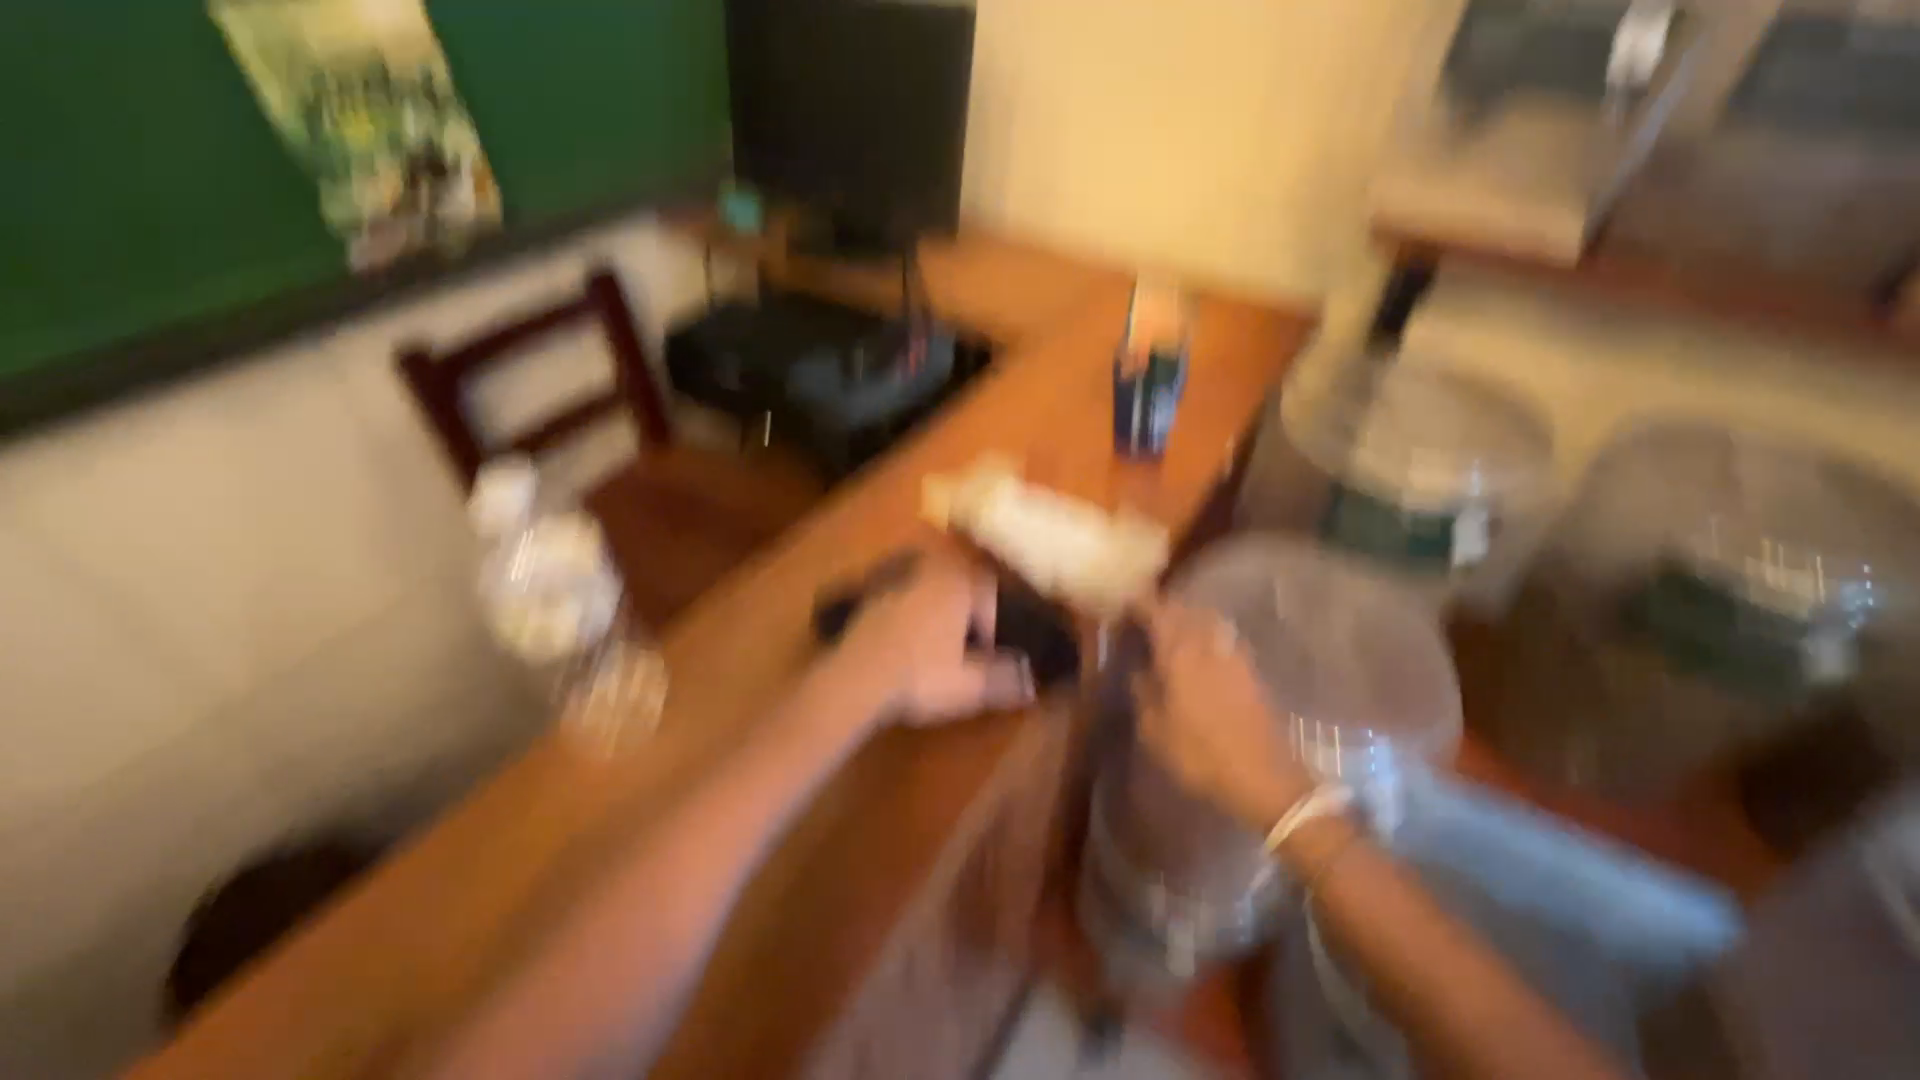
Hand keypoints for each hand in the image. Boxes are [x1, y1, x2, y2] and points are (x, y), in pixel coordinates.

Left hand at [828, 552, 1035, 726]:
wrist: (856, 677)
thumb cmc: (921, 675)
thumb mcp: (970, 684)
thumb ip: (1004, 679)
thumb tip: (1032, 681)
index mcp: (958, 584)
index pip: (988, 587)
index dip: (991, 620)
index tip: (985, 649)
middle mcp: (928, 572)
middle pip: (957, 580)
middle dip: (965, 607)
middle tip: (964, 641)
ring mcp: (895, 581)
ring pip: (926, 585)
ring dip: (935, 608)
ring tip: (935, 642)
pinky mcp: (869, 597)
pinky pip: (899, 598)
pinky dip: (907, 614)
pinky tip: (904, 643)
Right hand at [1135, 600, 1314, 832]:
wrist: (1263, 777)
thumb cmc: (1200, 755)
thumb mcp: (1155, 731)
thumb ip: (1143, 693)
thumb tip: (1138, 670)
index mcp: (1180, 654)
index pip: (1158, 613)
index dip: (1141, 603)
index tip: (1125, 602)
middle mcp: (1208, 645)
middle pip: (1186, 610)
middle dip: (1165, 607)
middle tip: (1145, 613)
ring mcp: (1235, 656)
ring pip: (1209, 621)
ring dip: (1189, 617)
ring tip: (1172, 628)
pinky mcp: (1251, 671)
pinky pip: (1224, 638)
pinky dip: (1208, 635)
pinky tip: (1200, 650)